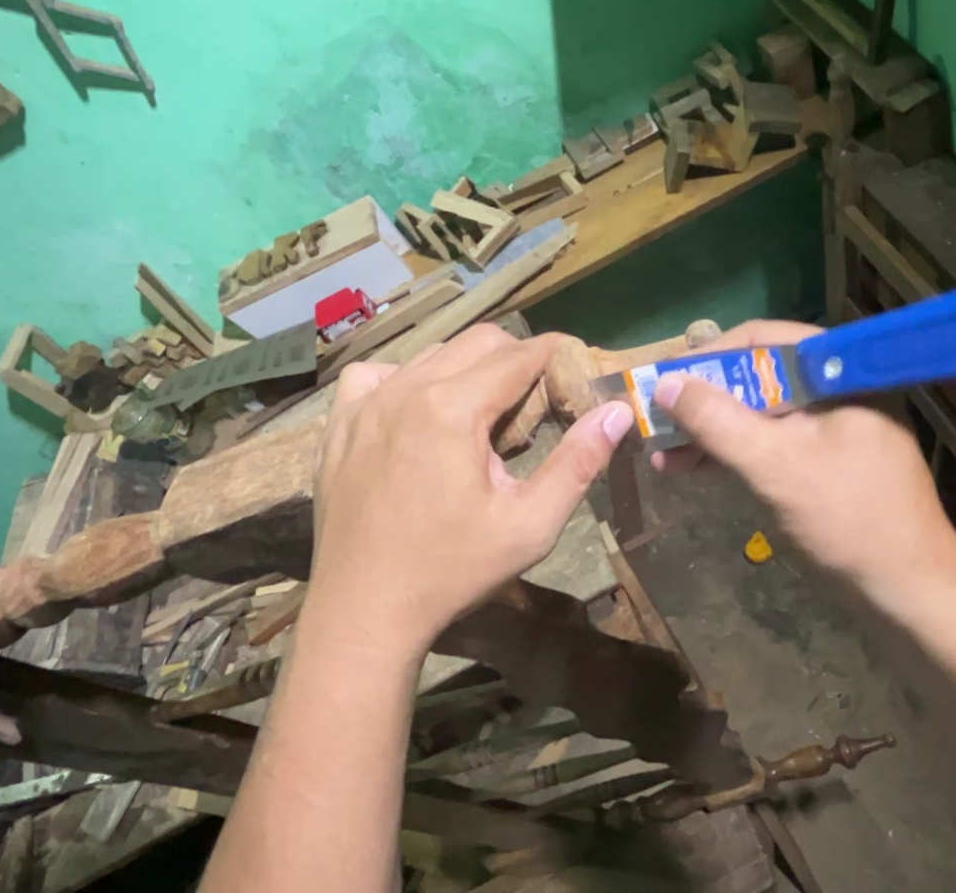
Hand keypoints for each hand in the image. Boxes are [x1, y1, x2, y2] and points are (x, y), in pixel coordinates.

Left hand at [308, 324, 634, 650]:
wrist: (363, 613)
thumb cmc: (452, 571)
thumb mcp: (530, 525)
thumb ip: (578, 463)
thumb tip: (617, 411)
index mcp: (453, 408)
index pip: (519, 354)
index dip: (555, 354)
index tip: (576, 365)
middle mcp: (406, 389)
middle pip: (478, 342)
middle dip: (517, 358)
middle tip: (535, 400)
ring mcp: (364, 404)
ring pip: (431, 354)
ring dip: (467, 369)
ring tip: (482, 414)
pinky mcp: (338, 425)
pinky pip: (375, 375)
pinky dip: (404, 379)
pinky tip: (415, 413)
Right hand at [650, 321, 955, 592]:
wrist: (909, 593)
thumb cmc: (848, 520)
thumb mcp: (775, 465)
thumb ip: (717, 421)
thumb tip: (664, 383)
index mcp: (838, 371)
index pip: (761, 340)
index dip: (705, 358)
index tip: (661, 381)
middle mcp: (836, 387)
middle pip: (756, 377)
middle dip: (703, 402)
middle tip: (656, 422)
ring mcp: (832, 426)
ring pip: (759, 414)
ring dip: (711, 432)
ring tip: (662, 457)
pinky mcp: (825, 461)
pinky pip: (771, 444)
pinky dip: (734, 454)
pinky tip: (695, 470)